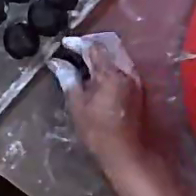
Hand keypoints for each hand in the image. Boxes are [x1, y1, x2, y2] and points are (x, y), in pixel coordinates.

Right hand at [49, 33, 149, 176]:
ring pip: (119, 57)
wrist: (125, 152)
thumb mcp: (77, 105)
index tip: (64, 44)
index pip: (94, 48)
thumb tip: (56, 62)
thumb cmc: (97, 131)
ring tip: (85, 60)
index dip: (78, 43)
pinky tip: (99, 74)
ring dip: (102, 55)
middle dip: (92, 45)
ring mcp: (136, 81)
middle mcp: (127, 72)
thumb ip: (68, 79)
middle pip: (110, 48)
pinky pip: (124, 68)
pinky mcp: (139, 90)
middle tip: (74, 49)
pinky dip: (111, 65)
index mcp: (110, 74)